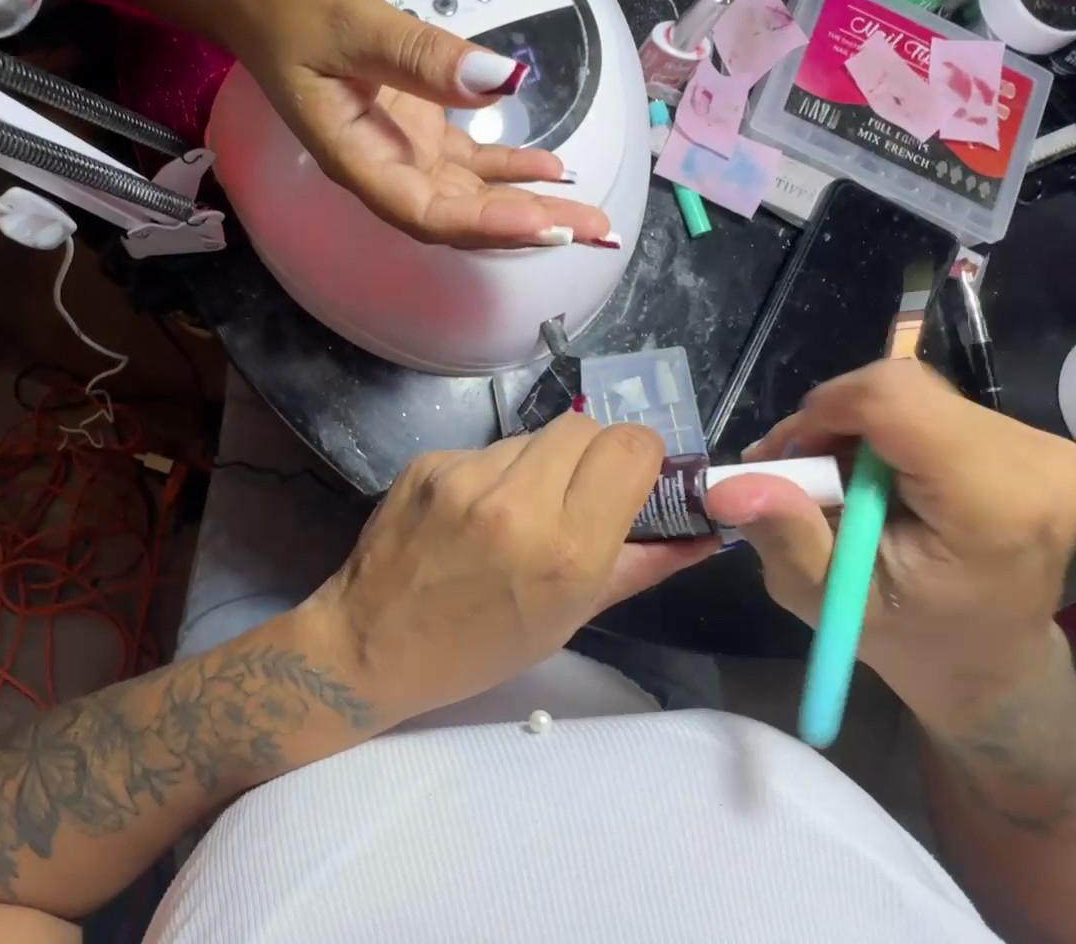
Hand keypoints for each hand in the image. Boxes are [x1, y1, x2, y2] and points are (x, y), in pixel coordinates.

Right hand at [211, 0, 614, 249]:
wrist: (264, 5)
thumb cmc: (293, 12)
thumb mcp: (353, 25)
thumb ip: (421, 57)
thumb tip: (500, 81)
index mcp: (358, 160)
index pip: (427, 211)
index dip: (486, 225)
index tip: (547, 223)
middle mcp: (385, 171)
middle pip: (460, 218)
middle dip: (528, 226)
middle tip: (597, 231)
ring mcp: (404, 155)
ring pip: (472, 197)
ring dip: (529, 206)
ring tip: (590, 214)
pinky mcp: (418, 133)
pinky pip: (469, 163)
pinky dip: (510, 168)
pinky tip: (552, 168)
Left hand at [300, 414, 715, 720]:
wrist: (372, 645)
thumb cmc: (481, 648)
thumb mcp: (570, 618)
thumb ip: (642, 566)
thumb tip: (703, 532)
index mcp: (566, 548)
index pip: (630, 446)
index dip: (639, 458)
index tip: (628, 482)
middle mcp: (517, 500)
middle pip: (583, 427)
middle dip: (591, 456)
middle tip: (574, 496)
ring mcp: (464, 475)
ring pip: (531, 436)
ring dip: (539, 465)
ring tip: (515, 513)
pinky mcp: (427, 462)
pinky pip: (483, 449)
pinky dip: (491, 473)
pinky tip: (471, 514)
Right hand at [701, 361, 1075, 719]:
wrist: (985, 660)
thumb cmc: (906, 636)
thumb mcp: (826, 600)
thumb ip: (785, 535)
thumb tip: (729, 488)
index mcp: (995, 501)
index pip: (895, 398)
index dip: (823, 413)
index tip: (787, 461)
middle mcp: (1035, 458)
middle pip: (898, 390)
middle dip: (831, 426)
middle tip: (801, 481)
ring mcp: (1042, 445)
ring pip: (908, 393)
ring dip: (852, 430)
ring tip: (836, 488)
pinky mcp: (1030, 440)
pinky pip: (928, 404)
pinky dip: (880, 434)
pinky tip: (872, 480)